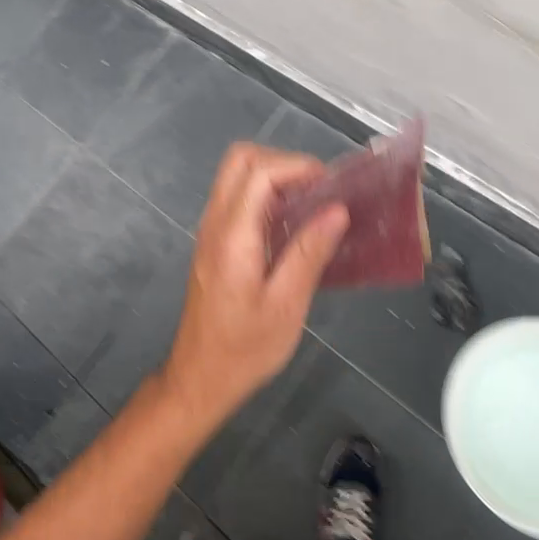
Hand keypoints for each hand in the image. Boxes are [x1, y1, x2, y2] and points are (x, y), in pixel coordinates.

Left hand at [159, 142, 348, 422]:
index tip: (330, 186)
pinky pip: (238, 199)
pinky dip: (266, 196)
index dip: (298, 166)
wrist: (200, 379)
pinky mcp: (215, 243)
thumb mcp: (286, 305)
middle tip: (318, 190)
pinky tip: (293, 226)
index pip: (260, 172)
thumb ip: (309, 252)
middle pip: (241, 160)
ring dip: (275, 178)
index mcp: (233, 235)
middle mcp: (215, 223)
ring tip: (312, 206)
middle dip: (284, 163)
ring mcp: (211, 231)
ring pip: (237, 176)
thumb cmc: (245, 349)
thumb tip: (337, 210)